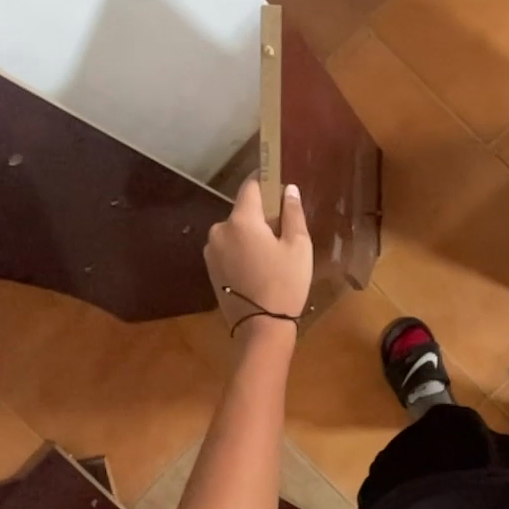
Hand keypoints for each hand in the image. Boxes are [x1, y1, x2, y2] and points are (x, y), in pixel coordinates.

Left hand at [205, 177, 312, 336]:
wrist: (261, 327)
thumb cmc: (285, 282)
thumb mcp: (298, 246)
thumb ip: (292, 213)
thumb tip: (288, 189)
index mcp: (241, 220)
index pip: (250, 186)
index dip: (265, 182)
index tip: (278, 185)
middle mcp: (220, 230)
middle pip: (243, 212)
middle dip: (261, 216)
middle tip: (284, 233)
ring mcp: (211, 251)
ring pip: (235, 231)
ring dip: (250, 235)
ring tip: (271, 256)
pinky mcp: (210, 269)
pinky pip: (228, 249)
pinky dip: (242, 251)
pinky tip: (257, 268)